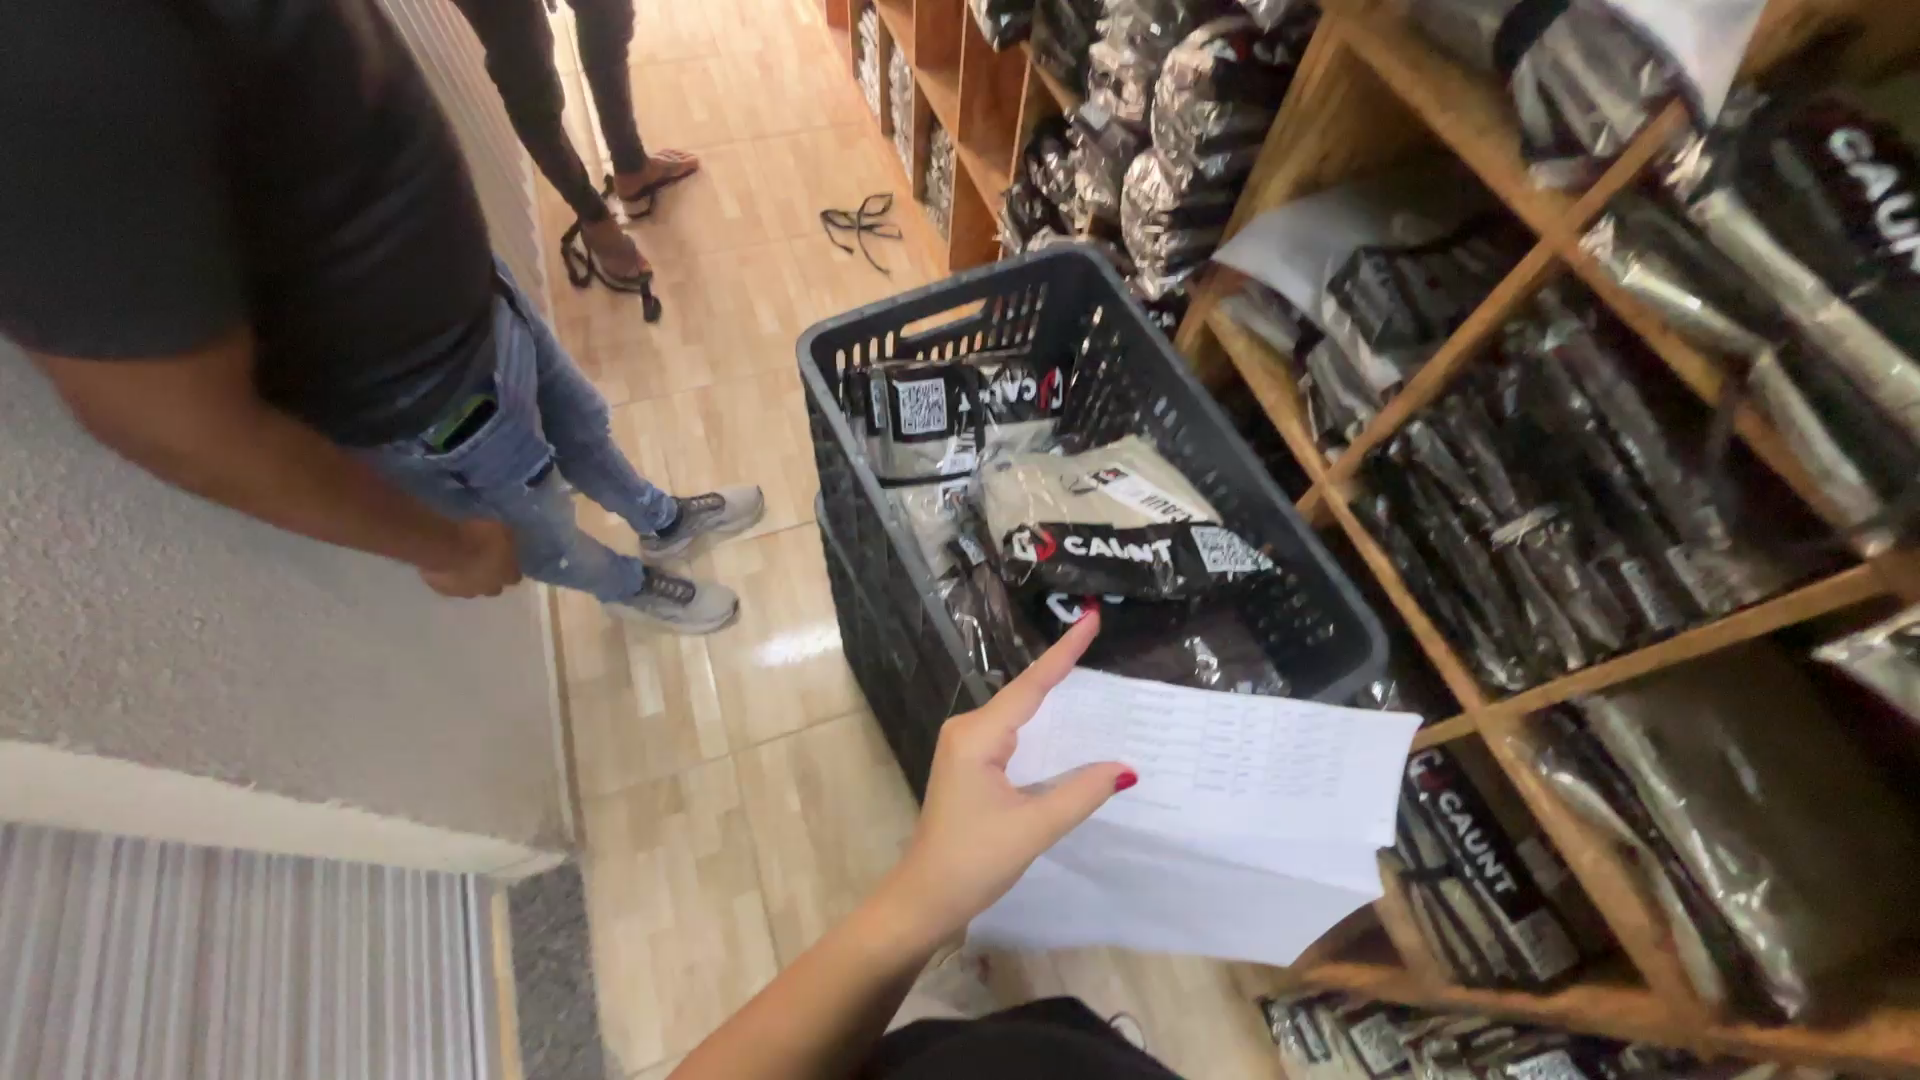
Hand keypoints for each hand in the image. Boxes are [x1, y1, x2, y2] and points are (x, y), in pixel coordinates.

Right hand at [418, 518, 522, 597]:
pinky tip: (447, 569)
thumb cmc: (477, 538)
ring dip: (470, 580)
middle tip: (483, 564)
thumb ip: (506, 541)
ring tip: (463, 566)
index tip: (505, 560)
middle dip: (491, 578)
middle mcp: (489, 588)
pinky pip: (451, 587)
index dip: (510, 569)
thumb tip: (506, 543)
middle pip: (494, 587)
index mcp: (506, 575)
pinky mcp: (445, 591)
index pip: (514, 577)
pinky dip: (451, 580)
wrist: (443, 548)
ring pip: (472, 589)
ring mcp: (466, 592)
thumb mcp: (501, 531)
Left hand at [874, 612, 1134, 946]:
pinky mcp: (969, 764)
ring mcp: (965, 746)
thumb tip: (1125, 768)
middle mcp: (968, 730)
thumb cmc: (973, 861)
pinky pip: (1012, 734)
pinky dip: (1041, 727)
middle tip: (1101, 640)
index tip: (1089, 618)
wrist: (924, 897)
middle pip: (1024, 694)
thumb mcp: (1033, 828)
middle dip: (1062, 669)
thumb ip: (1080, 793)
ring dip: (1053, 700)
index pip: (1031, 686)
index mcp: (978, 736)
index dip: (1063, 652)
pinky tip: (1065, 726)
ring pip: (1018, 714)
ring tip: (1093, 675)